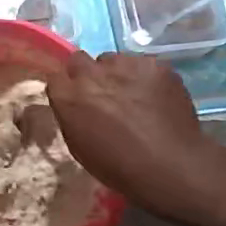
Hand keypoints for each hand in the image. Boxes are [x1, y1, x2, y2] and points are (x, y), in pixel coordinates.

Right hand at [45, 50, 225, 214]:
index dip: (65, 87)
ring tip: (132, 95)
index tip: (74, 98)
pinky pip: (141, 64)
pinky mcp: (154, 65)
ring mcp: (124, 65)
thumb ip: (71, 116)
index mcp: (69, 97)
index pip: (54, 77)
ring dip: (116, 74)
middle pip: (79, 59)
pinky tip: (154, 97)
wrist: (170, 166)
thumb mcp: (79, 147)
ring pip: (112, 59)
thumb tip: (74, 104)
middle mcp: (91, 74)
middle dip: (86, 74)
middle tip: (101, 93)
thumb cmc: (118, 166)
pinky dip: (144, 77)